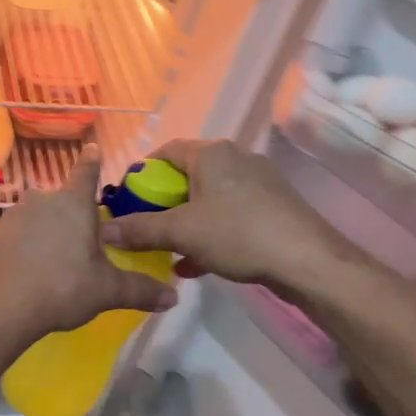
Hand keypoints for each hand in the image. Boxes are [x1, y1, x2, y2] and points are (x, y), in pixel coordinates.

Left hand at [0, 144, 176, 340]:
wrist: (5, 306)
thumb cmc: (64, 288)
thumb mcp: (108, 291)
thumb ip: (140, 290)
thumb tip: (173, 297)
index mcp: (73, 203)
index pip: (86, 172)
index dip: (91, 161)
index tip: (91, 148)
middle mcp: (41, 199)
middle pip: (60, 200)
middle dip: (69, 215)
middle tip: (78, 243)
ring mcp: (12, 214)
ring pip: (34, 216)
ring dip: (43, 230)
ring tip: (51, 260)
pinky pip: (13, 234)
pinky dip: (20, 245)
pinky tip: (25, 268)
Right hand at [98, 139, 349, 286]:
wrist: (310, 262)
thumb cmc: (239, 234)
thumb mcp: (182, 233)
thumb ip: (140, 229)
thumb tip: (105, 230)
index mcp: (211, 153)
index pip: (165, 152)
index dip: (142, 175)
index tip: (129, 201)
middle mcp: (235, 158)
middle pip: (187, 175)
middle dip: (164, 203)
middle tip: (147, 227)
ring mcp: (258, 182)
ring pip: (209, 197)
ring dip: (186, 221)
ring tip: (169, 249)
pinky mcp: (273, 205)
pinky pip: (230, 213)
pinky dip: (210, 231)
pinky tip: (197, 263)